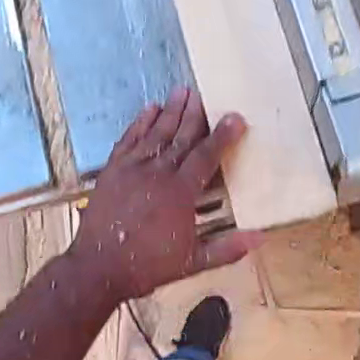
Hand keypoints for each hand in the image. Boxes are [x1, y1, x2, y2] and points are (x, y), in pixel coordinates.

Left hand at [66, 88, 261, 303]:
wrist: (98, 267)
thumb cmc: (147, 267)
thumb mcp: (192, 263)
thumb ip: (226, 248)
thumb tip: (260, 238)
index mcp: (180, 192)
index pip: (206, 156)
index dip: (222, 136)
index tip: (235, 118)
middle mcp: (157, 173)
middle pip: (181, 137)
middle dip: (195, 115)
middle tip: (205, 94)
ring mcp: (132, 169)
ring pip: (156, 133)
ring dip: (170, 112)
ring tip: (181, 91)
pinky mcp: (112, 171)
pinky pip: (128, 140)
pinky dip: (139, 124)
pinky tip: (149, 110)